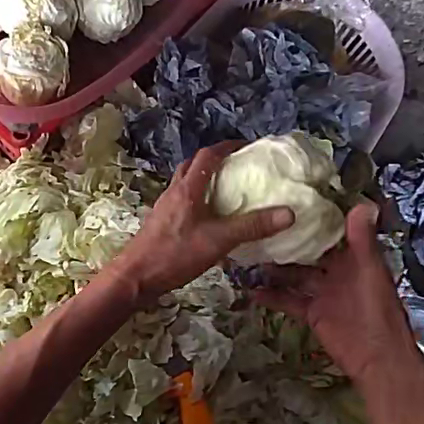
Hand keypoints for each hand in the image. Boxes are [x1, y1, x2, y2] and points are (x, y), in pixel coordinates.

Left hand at [107, 142, 294, 302]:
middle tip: (236, 166)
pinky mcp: (161, 223)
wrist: (135, 277)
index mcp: (187, 189)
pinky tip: (208, 219)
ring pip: (185, 184)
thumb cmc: (174, 255)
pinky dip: (197, 201)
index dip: (227, 147)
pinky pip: (181, 202)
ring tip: (226, 190)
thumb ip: (252, 227)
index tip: (246, 145)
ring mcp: (164, 208)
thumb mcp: (218, 241)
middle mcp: (174, 193)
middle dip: (214, 161)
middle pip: (193, 166)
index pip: (208, 156)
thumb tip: (288, 213)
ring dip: (203, 180)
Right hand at [250, 201, 423, 387]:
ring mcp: (323, 293)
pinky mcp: (312, 313)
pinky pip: (289, 301)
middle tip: (260, 230)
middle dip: (288, 245)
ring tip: (249, 257)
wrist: (377, 357)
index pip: (331, 234)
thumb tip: (360, 204)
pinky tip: (251, 290)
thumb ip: (362, 240)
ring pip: (295, 276)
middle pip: (308, 255)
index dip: (313, 221)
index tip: (289, 204)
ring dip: (275, 269)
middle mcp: (337, 273)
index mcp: (355, 259)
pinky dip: (272, 296)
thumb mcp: (370, 271)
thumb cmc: (377, 310)